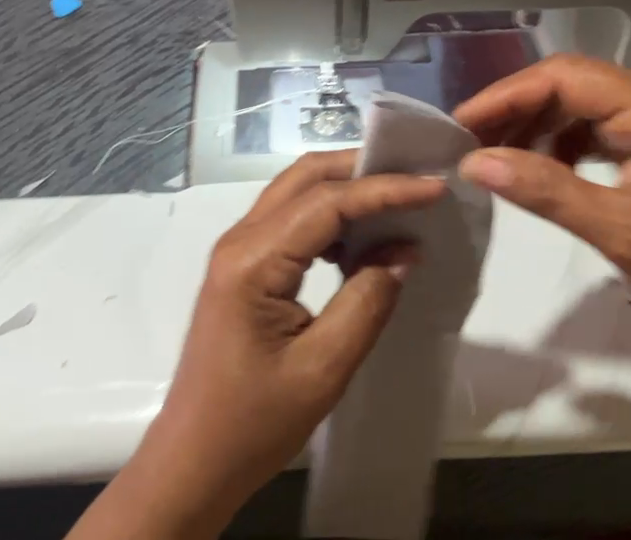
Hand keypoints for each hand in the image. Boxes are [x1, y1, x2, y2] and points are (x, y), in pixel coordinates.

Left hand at [71, 152, 445, 539]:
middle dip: (363, 170)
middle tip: (417, 179)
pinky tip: (362, 242)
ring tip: (399, 204)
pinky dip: (330, 218)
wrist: (194, 460)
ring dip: (346, 190)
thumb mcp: (324, 368)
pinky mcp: (244, 268)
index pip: (326, 201)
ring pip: (296, 193)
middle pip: (305, 178)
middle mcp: (240, 240)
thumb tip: (405, 248)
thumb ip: (368, 300)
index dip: (384, 188)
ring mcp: (237, 251)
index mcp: (253, 260)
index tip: (436, 187)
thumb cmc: (254, 423)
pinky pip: (291, 222)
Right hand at [452, 54, 630, 358]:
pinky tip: (545, 172)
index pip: (565, 78)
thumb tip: (473, 163)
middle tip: (472, 142)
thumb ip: (544, 190)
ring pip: (587, 107)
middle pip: (573, 85)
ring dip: (540, 127)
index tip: (461, 125)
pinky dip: (568, 146)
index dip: (507, 96)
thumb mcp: (620, 231)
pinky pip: (605, 130)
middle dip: (519, 109)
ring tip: (500, 158)